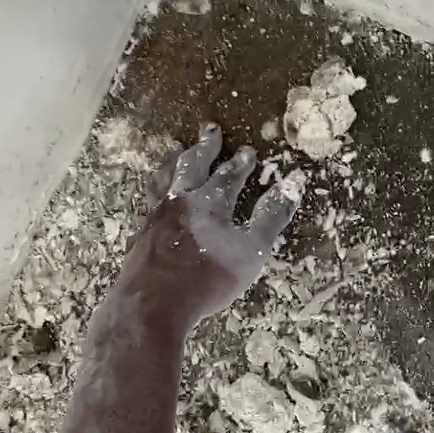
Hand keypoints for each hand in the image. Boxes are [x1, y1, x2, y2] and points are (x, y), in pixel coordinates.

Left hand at [121, 123, 299, 327]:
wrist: (153, 303)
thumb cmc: (209, 277)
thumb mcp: (252, 248)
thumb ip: (271, 216)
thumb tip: (295, 183)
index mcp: (211, 202)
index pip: (229, 176)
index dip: (241, 164)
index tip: (248, 151)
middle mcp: (181, 201)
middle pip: (192, 166)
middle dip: (204, 148)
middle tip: (209, 130)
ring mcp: (155, 217)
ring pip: (163, 178)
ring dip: (170, 161)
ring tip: (172, 148)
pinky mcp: (138, 235)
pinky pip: (145, 202)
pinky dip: (151, 191)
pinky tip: (151, 195)